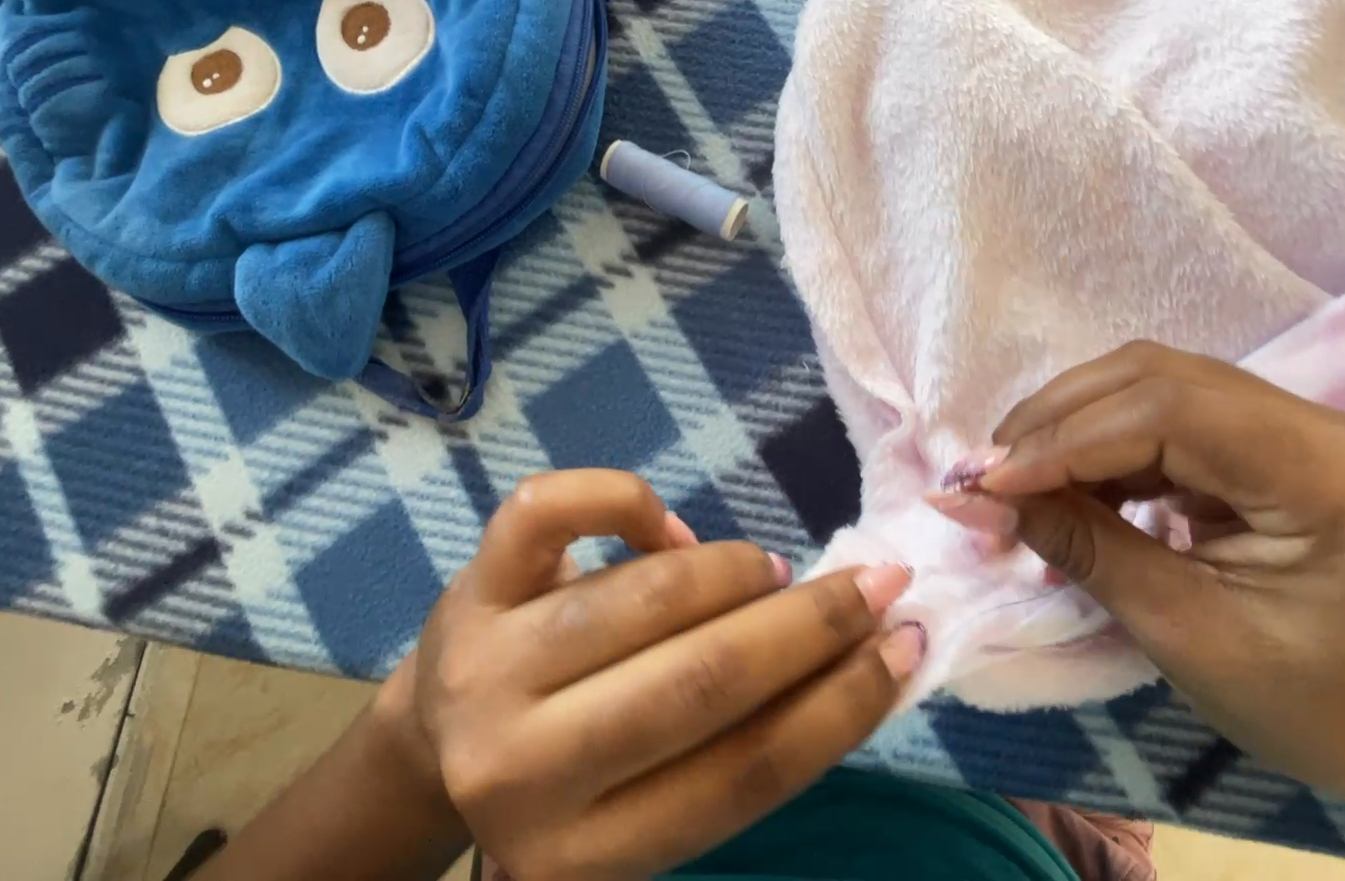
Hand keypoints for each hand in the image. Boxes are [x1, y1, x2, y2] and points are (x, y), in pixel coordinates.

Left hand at [373, 469, 923, 879]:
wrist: (437, 743)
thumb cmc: (569, 769)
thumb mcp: (644, 794)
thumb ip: (732, 738)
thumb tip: (850, 646)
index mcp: (583, 855)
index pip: (744, 773)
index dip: (844, 705)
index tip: (907, 645)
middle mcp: (523, 769)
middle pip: (702, 682)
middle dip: (812, 623)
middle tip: (874, 584)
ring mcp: (486, 665)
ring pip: (646, 596)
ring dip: (734, 572)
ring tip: (766, 572)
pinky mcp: (470, 584)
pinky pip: (553, 508)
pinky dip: (629, 499)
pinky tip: (665, 526)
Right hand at [966, 342, 1344, 873]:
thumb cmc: (1301, 703)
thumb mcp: (1182, 633)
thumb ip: (1082, 547)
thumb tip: (980, 497)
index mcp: (1332, 480)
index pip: (1173, 413)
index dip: (1068, 437)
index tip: (991, 482)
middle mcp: (1322, 427)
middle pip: (1159, 377)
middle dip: (1058, 418)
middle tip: (988, 471)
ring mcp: (1296, 424)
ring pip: (1154, 381)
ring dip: (1071, 420)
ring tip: (1015, 473)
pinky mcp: (1266, 437)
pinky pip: (1163, 411)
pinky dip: (1099, 438)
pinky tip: (1064, 478)